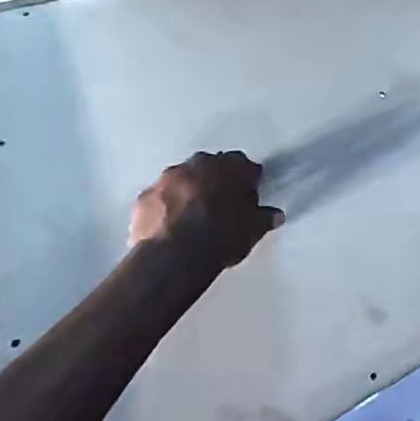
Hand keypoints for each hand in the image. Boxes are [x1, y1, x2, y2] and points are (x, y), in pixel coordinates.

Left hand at [129, 151, 284, 267]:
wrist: (178, 255)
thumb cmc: (223, 235)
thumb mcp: (254, 228)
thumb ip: (264, 217)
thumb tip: (275, 217)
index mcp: (231, 167)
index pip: (243, 165)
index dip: (246, 179)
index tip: (247, 193)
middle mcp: (199, 164)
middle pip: (209, 166)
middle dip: (213, 180)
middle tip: (219, 203)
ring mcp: (168, 179)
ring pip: (181, 179)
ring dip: (186, 191)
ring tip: (191, 216)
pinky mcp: (144, 197)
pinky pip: (158, 199)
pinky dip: (164, 207)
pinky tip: (169, 225)